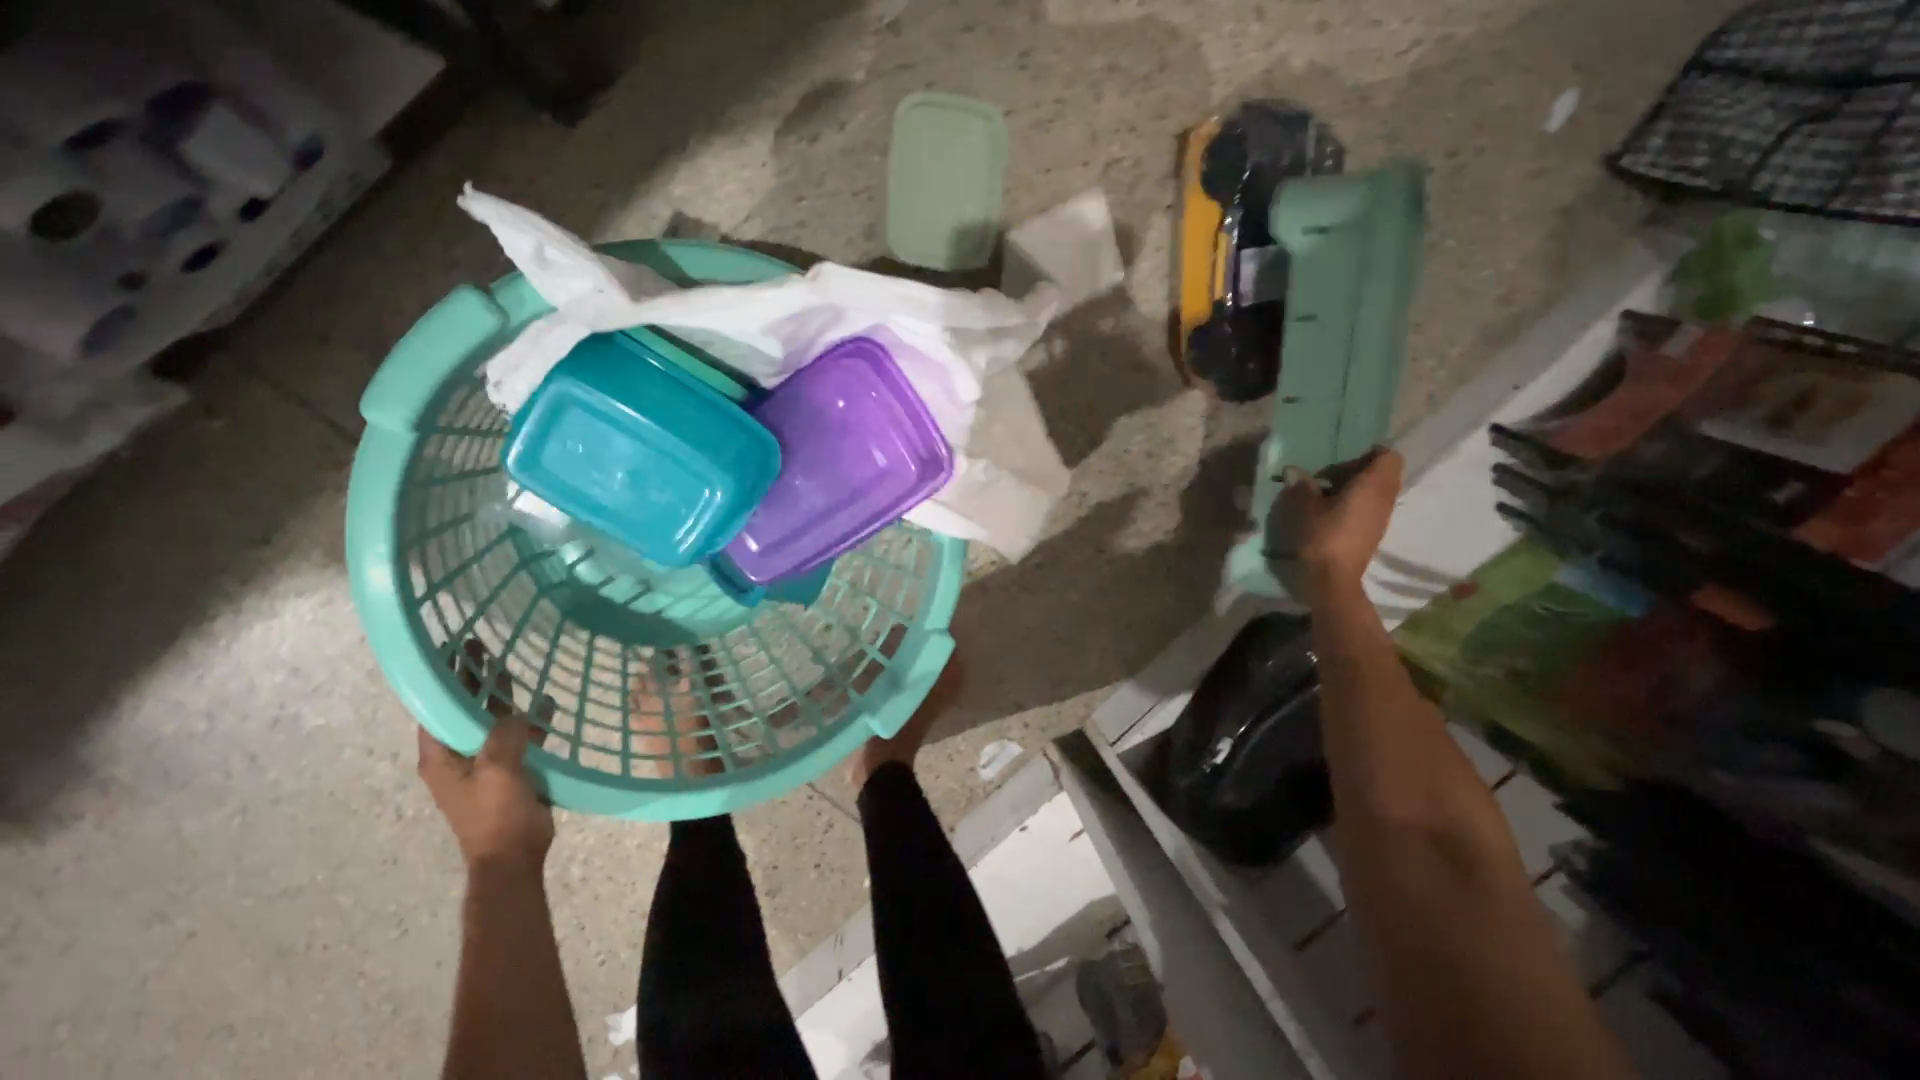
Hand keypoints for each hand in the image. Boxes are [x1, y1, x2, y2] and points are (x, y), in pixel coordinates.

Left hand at [418, 644, 554, 874]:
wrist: (513, 858)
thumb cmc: (495, 814)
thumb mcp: (498, 769)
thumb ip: (505, 734)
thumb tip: (515, 714)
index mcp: (441, 756)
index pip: (435, 707)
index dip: (443, 677)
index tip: (452, 647)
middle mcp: (458, 756)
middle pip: (463, 709)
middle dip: (472, 680)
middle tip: (482, 644)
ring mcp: (485, 765)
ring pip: (491, 721)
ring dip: (501, 697)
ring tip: (512, 663)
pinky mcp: (510, 773)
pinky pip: (519, 740)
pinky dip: (530, 722)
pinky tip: (548, 703)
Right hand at [1278, 448, 1402, 601]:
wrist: (1333, 580)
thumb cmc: (1322, 537)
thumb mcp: (1304, 507)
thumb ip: (1302, 485)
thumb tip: (1294, 471)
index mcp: (1373, 486)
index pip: (1388, 456)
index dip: (1367, 454)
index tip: (1340, 462)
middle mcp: (1385, 498)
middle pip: (1384, 472)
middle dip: (1359, 470)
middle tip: (1329, 479)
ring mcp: (1383, 517)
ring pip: (1378, 491)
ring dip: (1356, 488)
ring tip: (1328, 497)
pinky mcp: (1375, 532)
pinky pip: (1372, 507)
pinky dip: (1357, 504)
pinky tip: (1332, 515)